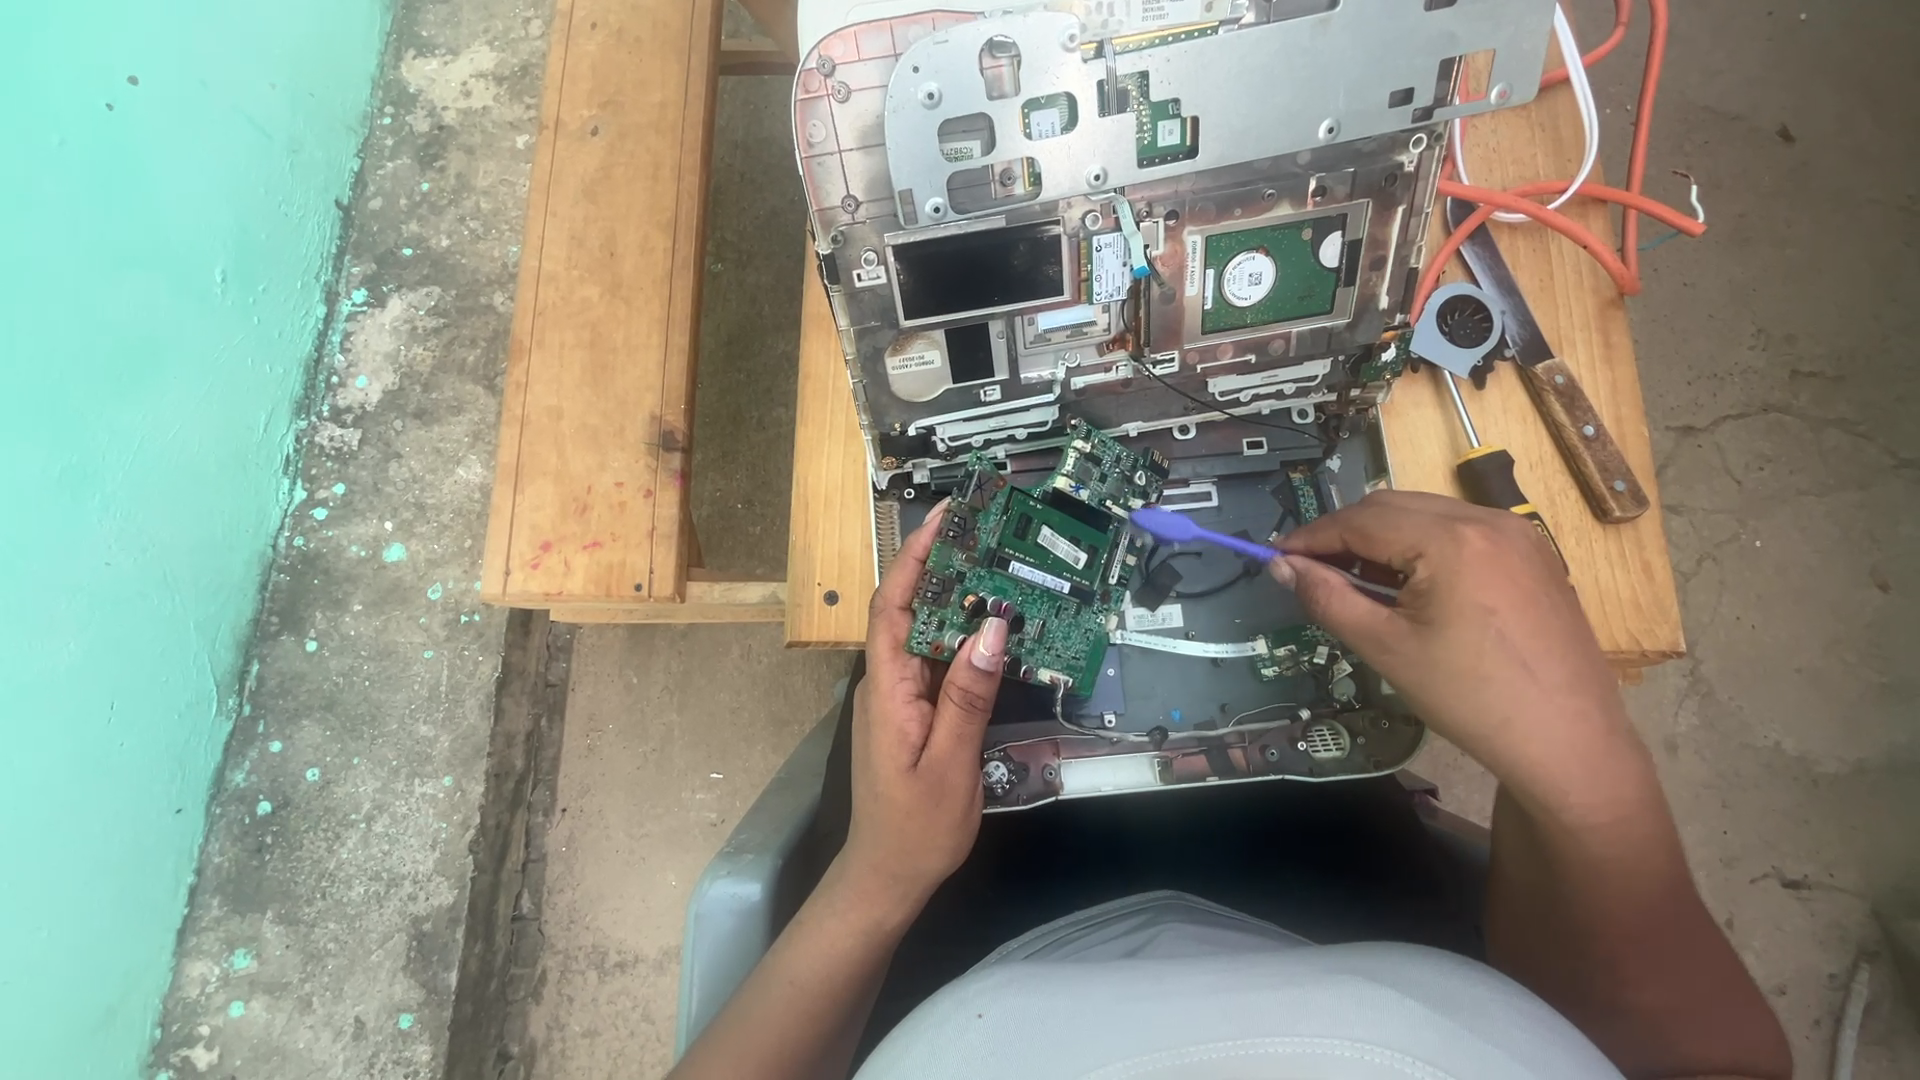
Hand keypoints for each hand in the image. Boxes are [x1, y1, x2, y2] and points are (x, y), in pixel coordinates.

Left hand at [841, 499, 1007, 917]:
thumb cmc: (917, 827)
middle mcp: (885, 681)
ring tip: (998, 568)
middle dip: (941, 566)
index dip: (916, 557)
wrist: (886, 876)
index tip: (946, 519)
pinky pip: (935, 662)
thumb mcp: (951, 762)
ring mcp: (897, 696)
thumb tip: (992, 626)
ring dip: (955, 600)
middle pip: (908, 609)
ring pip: (924, 634)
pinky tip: (992, 630)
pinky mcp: (911, 710)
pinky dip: (961, 639)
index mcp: (887, 688)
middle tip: (987, 533)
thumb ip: (969, 695)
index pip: (892, 605)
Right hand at [1272, 491, 1641, 812]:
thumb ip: (1327, 597)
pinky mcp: (1532, 555)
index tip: (1274, 557)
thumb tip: (1282, 567)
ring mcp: (1518, 535)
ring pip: (1425, 514)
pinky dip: (1418, 545)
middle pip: (1391, 506)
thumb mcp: (1384, 647)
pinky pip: (1458, 531)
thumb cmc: (1469, 697)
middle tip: (1307, 568)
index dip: (1311, 536)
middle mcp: (1488, 520)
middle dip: (1342, 532)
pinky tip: (1403, 582)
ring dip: (1379, 536)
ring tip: (1350, 576)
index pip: (1361, 520)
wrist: (1569, 742)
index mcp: (1451, 540)